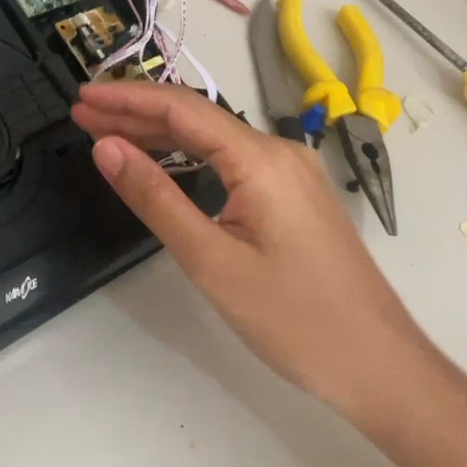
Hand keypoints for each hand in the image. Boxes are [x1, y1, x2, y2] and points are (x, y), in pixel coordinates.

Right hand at [74, 81, 466, 466]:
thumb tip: (104, 146)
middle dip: (134, 112)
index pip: (180, 108)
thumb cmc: (298, 320)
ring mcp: (290, 173)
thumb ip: (155, 197)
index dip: (125, 97)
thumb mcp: (212, 261)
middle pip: (195, 116)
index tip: (81, 95)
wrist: (385, 371)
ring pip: (211, 137)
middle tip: (81, 115)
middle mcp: (278, 152)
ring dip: (158, 134)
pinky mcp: (292, 196)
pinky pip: (229, 159)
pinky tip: (157, 162)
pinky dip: (186, 156)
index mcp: (261, 159)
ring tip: (105, 133)